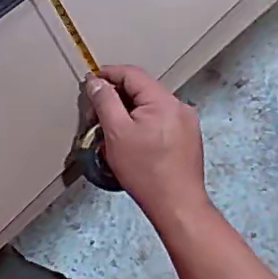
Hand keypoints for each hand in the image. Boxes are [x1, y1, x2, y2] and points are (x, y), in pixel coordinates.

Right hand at [85, 65, 210, 220]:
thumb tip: (96, 83)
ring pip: (148, 106)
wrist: (176, 204)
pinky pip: (158, 120)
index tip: (91, 82)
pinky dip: (140, 124)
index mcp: (163, 102)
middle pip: (140, 89)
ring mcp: (185, 123)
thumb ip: (104, 101)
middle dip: (115, 98)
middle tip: (96, 115)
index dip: (108, 74)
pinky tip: (129, 142)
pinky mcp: (186, 138)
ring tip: (111, 132)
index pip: (132, 74)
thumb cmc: (148, 173)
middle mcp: (179, 108)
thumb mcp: (116, 132)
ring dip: (126, 112)